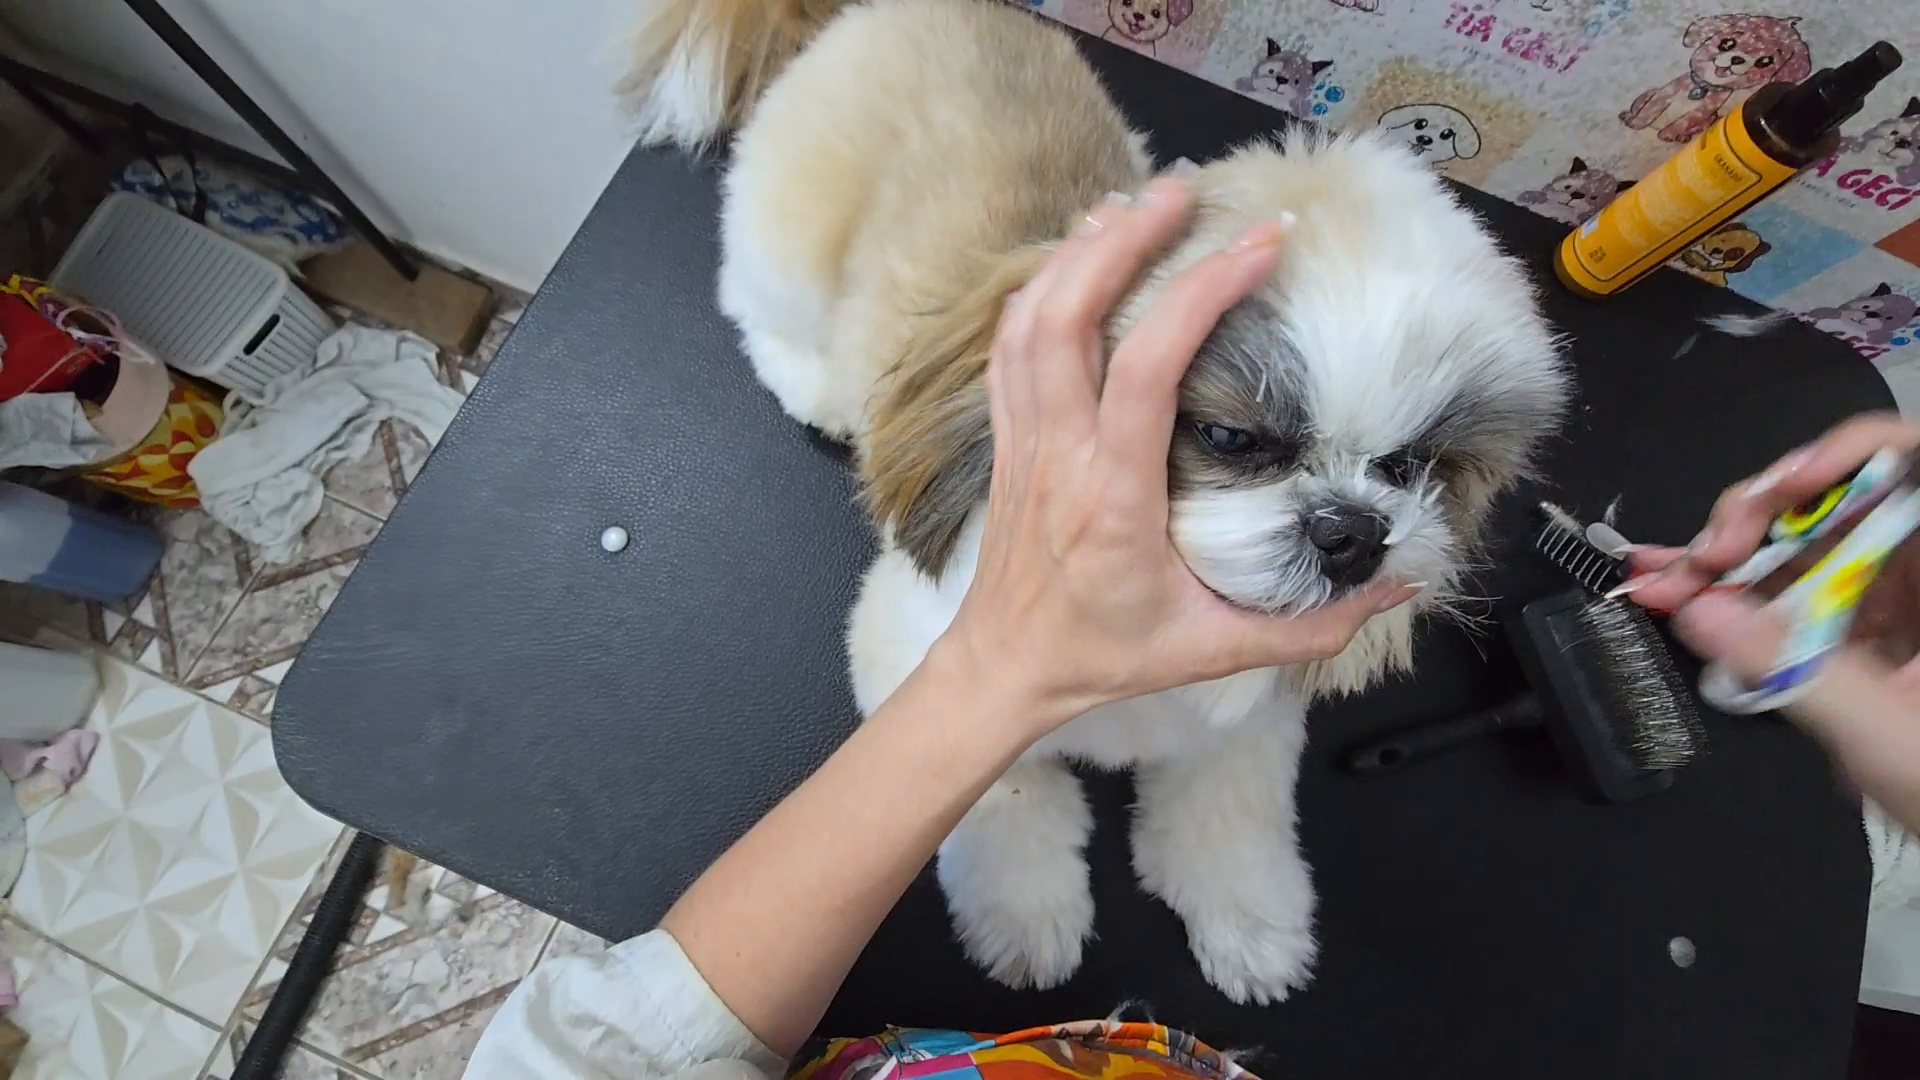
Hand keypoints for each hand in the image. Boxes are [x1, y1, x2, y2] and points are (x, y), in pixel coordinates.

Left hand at [937, 179, 1419, 731]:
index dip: (1201, 294)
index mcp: (1112, 499)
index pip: (1147, 369)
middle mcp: (1057, 457)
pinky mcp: (1006, 445)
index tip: (1261, 246)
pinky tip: (1068, 267)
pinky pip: (1007, 353)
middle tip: (1180, 193)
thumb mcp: (1212, 651)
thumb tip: (1398, 583)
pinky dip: (1034, 297)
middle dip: (1120, 242)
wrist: (1006, 664)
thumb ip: (1309, 624)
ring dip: (1072, 257)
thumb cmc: (1100, 657)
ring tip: (1126, 209)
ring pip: (1026, 326)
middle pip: (1066, 319)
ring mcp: (1021, 445)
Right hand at [1618, 412, 1919, 832]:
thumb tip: (1704, 609)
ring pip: (1796, 546)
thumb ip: (1800, 672)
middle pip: (1837, 503)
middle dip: (1751, 522)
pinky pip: (1783, 586)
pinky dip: (1719, 586)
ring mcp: (1894, 600)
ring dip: (1717, 556)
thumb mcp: (1894, 744)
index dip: (1846, 458)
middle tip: (1698, 563)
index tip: (1777, 493)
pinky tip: (1666, 588)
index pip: (1913, 470)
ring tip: (1657, 579)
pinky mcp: (1856, 626)